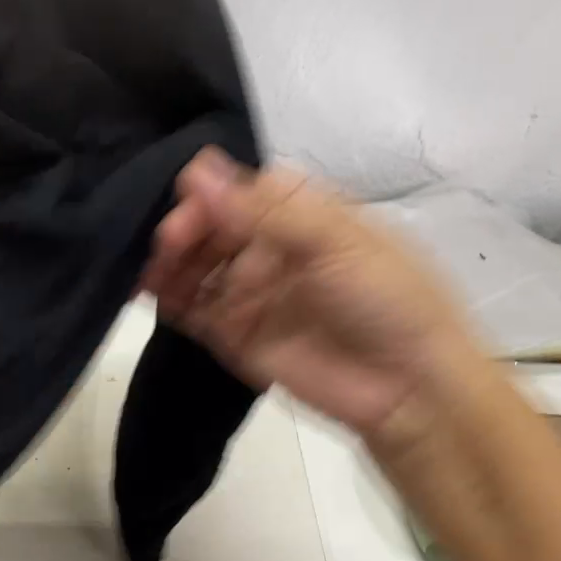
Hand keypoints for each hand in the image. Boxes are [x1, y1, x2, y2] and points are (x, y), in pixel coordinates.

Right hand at [143, 149, 470, 438]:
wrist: (409, 389)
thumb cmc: (388, 301)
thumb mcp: (336, 243)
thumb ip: (264, 212)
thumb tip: (198, 170)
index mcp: (305, 217)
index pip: (244, 192)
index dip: (214, 194)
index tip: (189, 204)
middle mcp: (274, 250)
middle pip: (214, 228)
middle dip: (188, 230)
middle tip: (169, 244)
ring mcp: (254, 294)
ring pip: (199, 268)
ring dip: (172, 264)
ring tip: (151, 271)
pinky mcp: (237, 337)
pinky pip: (195, 311)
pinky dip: (170, 300)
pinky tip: (151, 292)